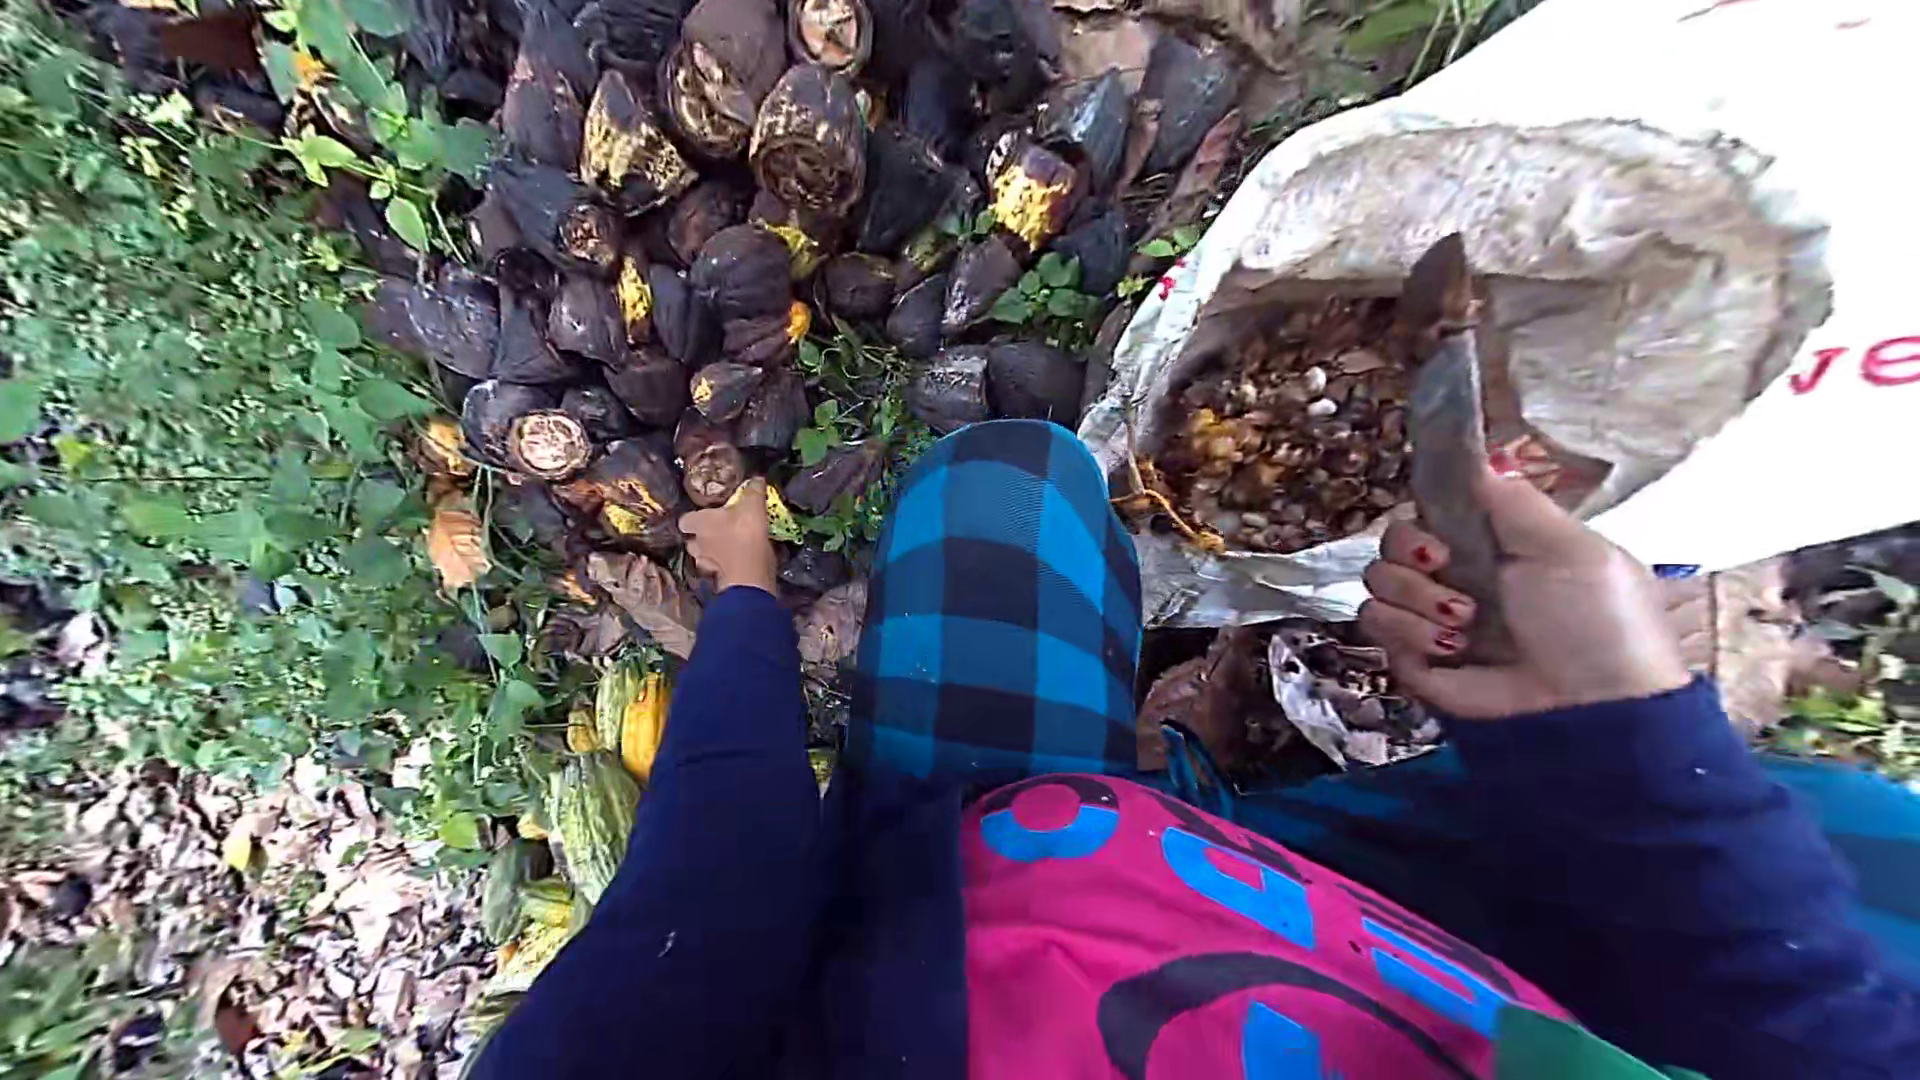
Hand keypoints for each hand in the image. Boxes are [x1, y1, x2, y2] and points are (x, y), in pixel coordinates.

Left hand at [679, 478, 777, 595]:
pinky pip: (717, 570)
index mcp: (700, 523)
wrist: (750, 575)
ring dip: (711, 553)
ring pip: (703, 556)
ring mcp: (707, 563)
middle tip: (718, 531)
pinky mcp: (719, 578)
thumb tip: (756, 478)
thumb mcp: (753, 506)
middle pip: (692, 539)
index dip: (694, 517)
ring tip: (726, 548)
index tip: (706, 514)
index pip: (685, 519)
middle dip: (702, 537)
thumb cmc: (746, 535)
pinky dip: (723, 567)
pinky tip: (735, 562)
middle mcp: (698, 543)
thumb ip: (753, 491)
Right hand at [1358, 467, 1690, 719]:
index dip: (1422, 518)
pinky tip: (1447, 648)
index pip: (1425, 514)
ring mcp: (1423, 615)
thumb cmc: (1592, 622)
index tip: (1442, 534)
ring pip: (1375, 581)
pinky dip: (1407, 632)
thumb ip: (1516, 502)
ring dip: (1417, 599)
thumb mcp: (1571, 550)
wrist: (1584, 707)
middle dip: (1412, 556)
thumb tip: (1480, 453)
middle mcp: (1448, 577)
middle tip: (1446, 569)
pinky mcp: (1404, 650)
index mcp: (1486, 548)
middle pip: (1390, 543)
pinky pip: (1372, 620)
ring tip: (1463, 624)